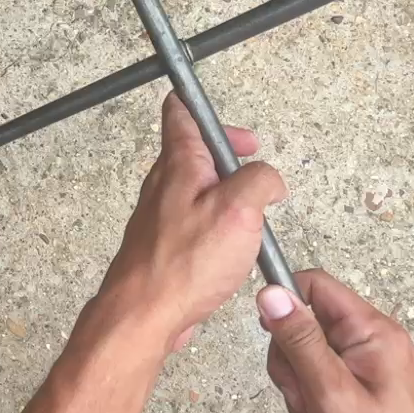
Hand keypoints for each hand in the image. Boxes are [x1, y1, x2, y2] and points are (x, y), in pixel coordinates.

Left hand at [90, 93, 286, 353]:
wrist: (145, 309)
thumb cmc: (185, 261)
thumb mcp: (238, 209)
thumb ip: (258, 181)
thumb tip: (268, 177)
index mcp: (179, 164)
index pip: (179, 113)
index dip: (201, 103)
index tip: (230, 114)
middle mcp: (164, 182)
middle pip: (191, 148)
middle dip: (225, 148)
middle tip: (252, 155)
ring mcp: (161, 212)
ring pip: (193, 183)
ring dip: (224, 184)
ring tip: (251, 200)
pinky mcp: (164, 240)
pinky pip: (192, 215)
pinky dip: (216, 216)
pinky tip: (233, 239)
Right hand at [258, 270, 413, 412]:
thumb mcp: (330, 393)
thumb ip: (299, 340)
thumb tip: (270, 291)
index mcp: (374, 331)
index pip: (315, 284)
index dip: (284, 301)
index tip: (270, 334)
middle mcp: (376, 337)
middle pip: (308, 318)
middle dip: (291, 354)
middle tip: (303, 392)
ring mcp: (373, 360)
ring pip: (310, 347)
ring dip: (300, 378)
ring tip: (316, 411)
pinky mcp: (369, 379)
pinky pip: (324, 369)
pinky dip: (314, 390)